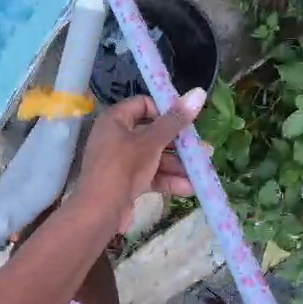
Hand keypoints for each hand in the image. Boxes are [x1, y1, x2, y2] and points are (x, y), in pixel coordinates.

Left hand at [64, 89, 205, 235]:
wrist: (100, 211)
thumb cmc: (123, 166)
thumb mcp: (152, 141)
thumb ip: (175, 120)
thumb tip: (199, 92)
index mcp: (115, 120)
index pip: (143, 104)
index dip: (165, 110)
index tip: (187, 120)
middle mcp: (116, 137)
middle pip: (153, 133)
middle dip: (179, 143)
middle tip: (203, 148)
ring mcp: (121, 161)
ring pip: (154, 157)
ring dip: (178, 164)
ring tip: (202, 171)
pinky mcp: (127, 181)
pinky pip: (151, 174)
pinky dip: (168, 179)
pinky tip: (190, 187)